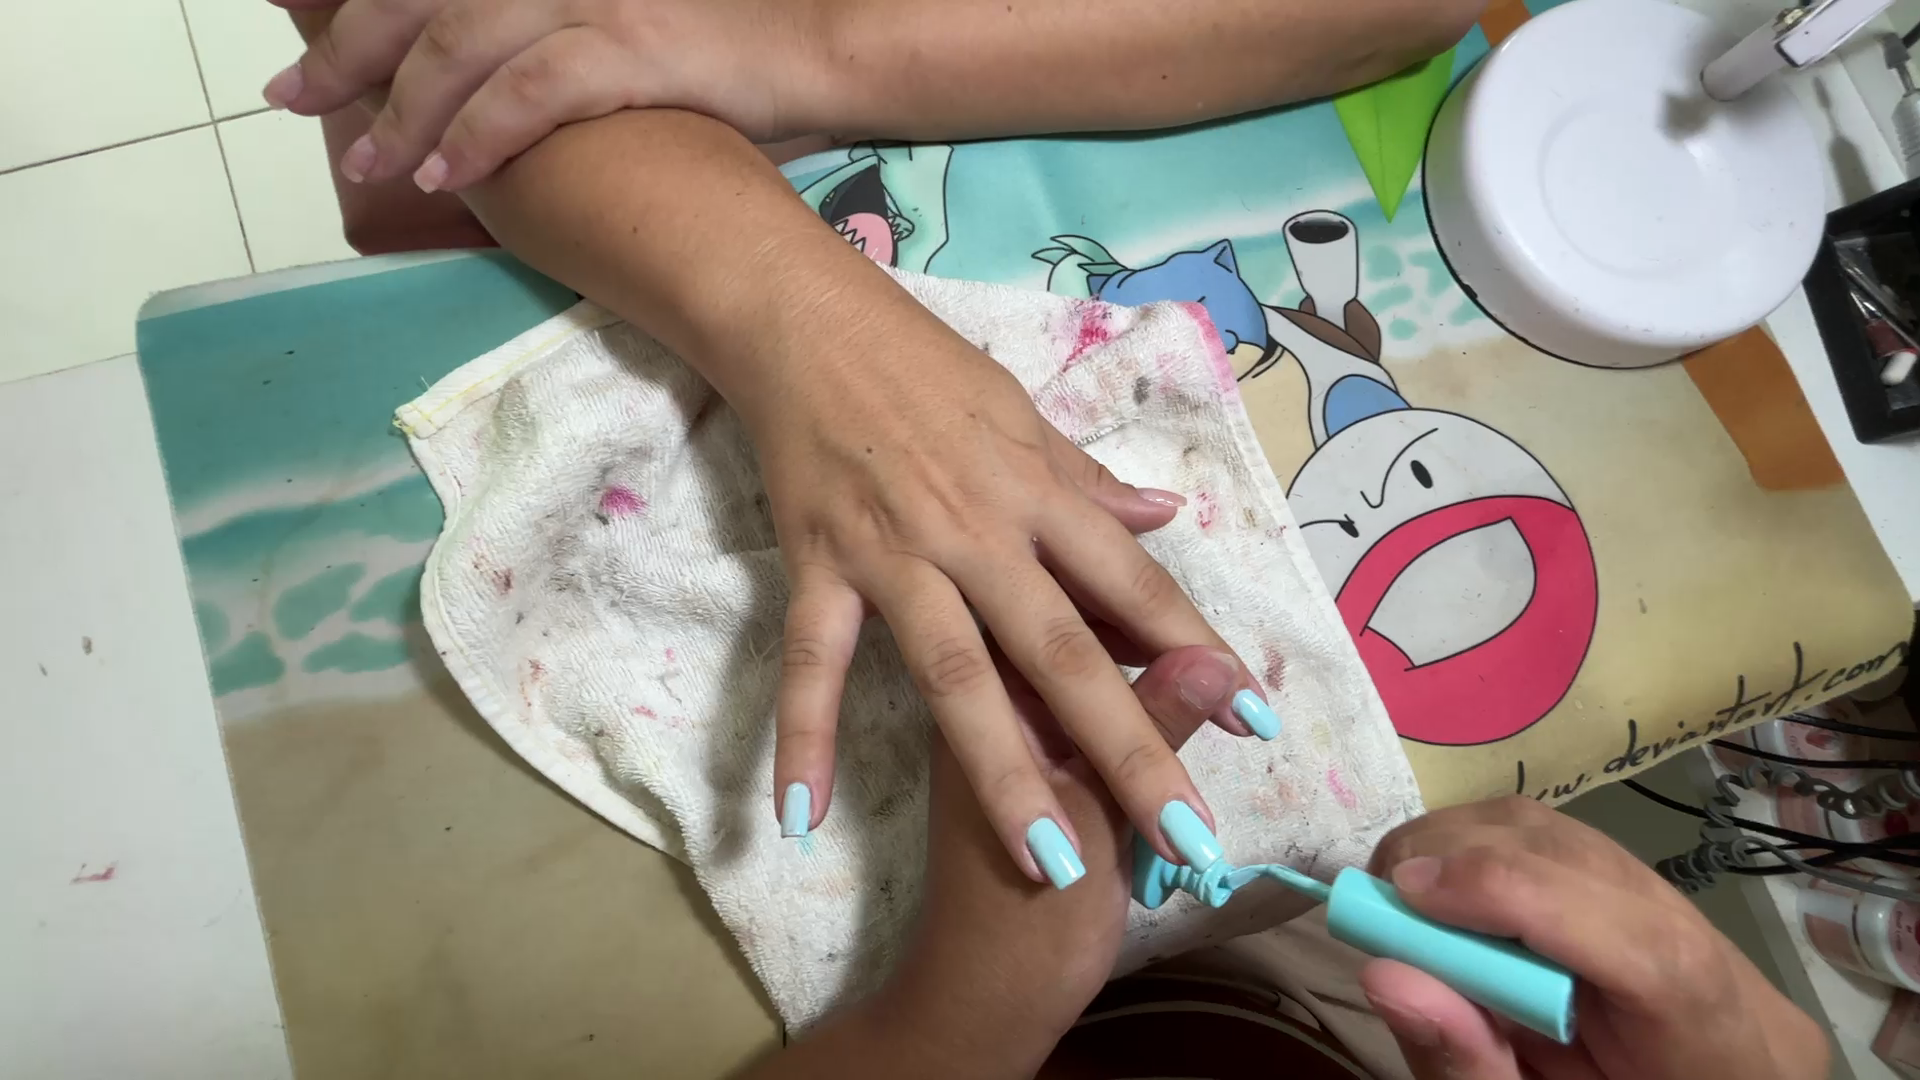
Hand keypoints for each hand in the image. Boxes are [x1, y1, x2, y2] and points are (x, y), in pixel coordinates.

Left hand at [261, 0, 831, 190]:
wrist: (808, 53)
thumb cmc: (725, 61)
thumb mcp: (629, 42)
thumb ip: (566, 55)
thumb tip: (521, 101)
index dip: (360, 17)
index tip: (313, 60)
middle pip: (419, 4)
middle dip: (346, 54)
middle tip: (293, 103)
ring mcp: (590, 5)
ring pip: (460, 48)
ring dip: (402, 108)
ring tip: (366, 164)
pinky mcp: (629, 51)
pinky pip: (531, 91)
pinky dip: (481, 132)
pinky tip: (447, 174)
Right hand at [748, 288, 1270, 887]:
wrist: (811, 324)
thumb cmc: (924, 366)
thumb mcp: (1021, 412)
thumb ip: (1087, 480)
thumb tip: (1166, 518)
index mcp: (1035, 492)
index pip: (1132, 581)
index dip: (1197, 648)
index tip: (1256, 716)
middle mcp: (978, 533)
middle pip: (1064, 652)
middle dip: (1130, 748)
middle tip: (1190, 840)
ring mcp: (895, 556)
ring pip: (955, 676)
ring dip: (1002, 771)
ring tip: (1049, 862)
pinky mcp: (818, 568)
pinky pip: (813, 663)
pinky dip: (803, 737)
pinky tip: (797, 818)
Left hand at [877, 646, 1244, 1075]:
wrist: (988, 1004)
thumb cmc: (1031, 917)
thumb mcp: (1101, 815)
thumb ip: (1154, 732)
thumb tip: (1216, 656)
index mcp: (985, 690)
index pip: (1052, 607)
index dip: (1128, 601)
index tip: (1201, 617)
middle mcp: (991, 690)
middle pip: (1071, 630)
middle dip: (1145, 632)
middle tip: (1221, 650)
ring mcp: (1014, 721)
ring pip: (1083, 666)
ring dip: (1145, 666)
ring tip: (1213, 670)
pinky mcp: (1037, 752)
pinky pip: (1086, 701)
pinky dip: (1132, 701)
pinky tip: (1179, 699)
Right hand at [1361, 797, 1828, 1079]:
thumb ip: (1464, 1060)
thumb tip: (1382, 971)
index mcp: (1727, 1056)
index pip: (1650, 950)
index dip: (1517, 897)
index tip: (1404, 892)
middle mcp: (1722, 967)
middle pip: (1583, 863)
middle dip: (1458, 861)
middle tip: (1379, 899)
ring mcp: (1672, 913)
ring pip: (1550, 832)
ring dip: (1449, 846)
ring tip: (1399, 897)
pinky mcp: (1622, 885)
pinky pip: (1535, 835)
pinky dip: (1463, 847)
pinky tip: (1434, 890)